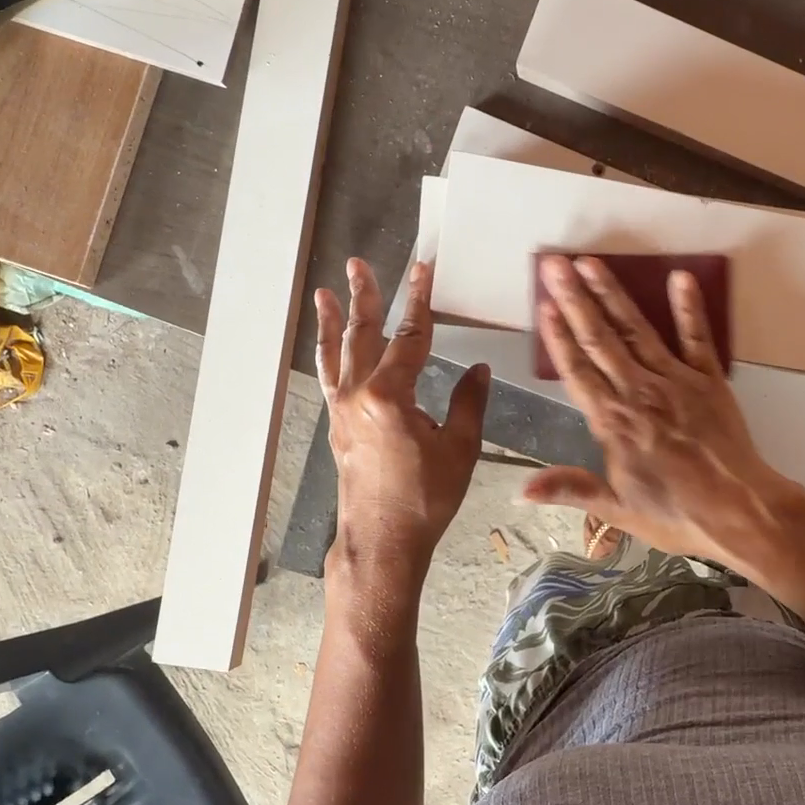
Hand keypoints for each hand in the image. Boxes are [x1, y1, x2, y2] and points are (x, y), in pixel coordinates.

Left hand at [316, 258, 489, 577]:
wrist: (384, 540)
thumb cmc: (426, 498)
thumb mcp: (461, 449)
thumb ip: (469, 403)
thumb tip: (478, 369)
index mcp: (389, 397)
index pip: (410, 337)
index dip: (419, 302)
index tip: (423, 270)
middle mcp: (357, 396)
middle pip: (362, 336)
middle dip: (364, 298)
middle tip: (358, 265)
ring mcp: (341, 412)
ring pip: (336, 356)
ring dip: (334, 322)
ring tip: (326, 294)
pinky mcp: (338, 428)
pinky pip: (331, 380)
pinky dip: (329, 357)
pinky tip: (333, 351)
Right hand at [522, 256, 804, 579]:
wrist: (740, 510)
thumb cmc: (677, 515)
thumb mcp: (618, 510)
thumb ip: (571, 489)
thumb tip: (521, 490)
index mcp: (614, 423)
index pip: (578, 372)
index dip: (558, 338)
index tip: (544, 305)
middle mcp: (640, 393)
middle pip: (600, 341)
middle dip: (575, 300)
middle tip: (555, 264)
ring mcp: (677, 382)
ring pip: (637, 331)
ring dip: (612, 295)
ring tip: (591, 263)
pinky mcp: (710, 381)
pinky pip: (697, 338)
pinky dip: (689, 309)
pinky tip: (679, 278)